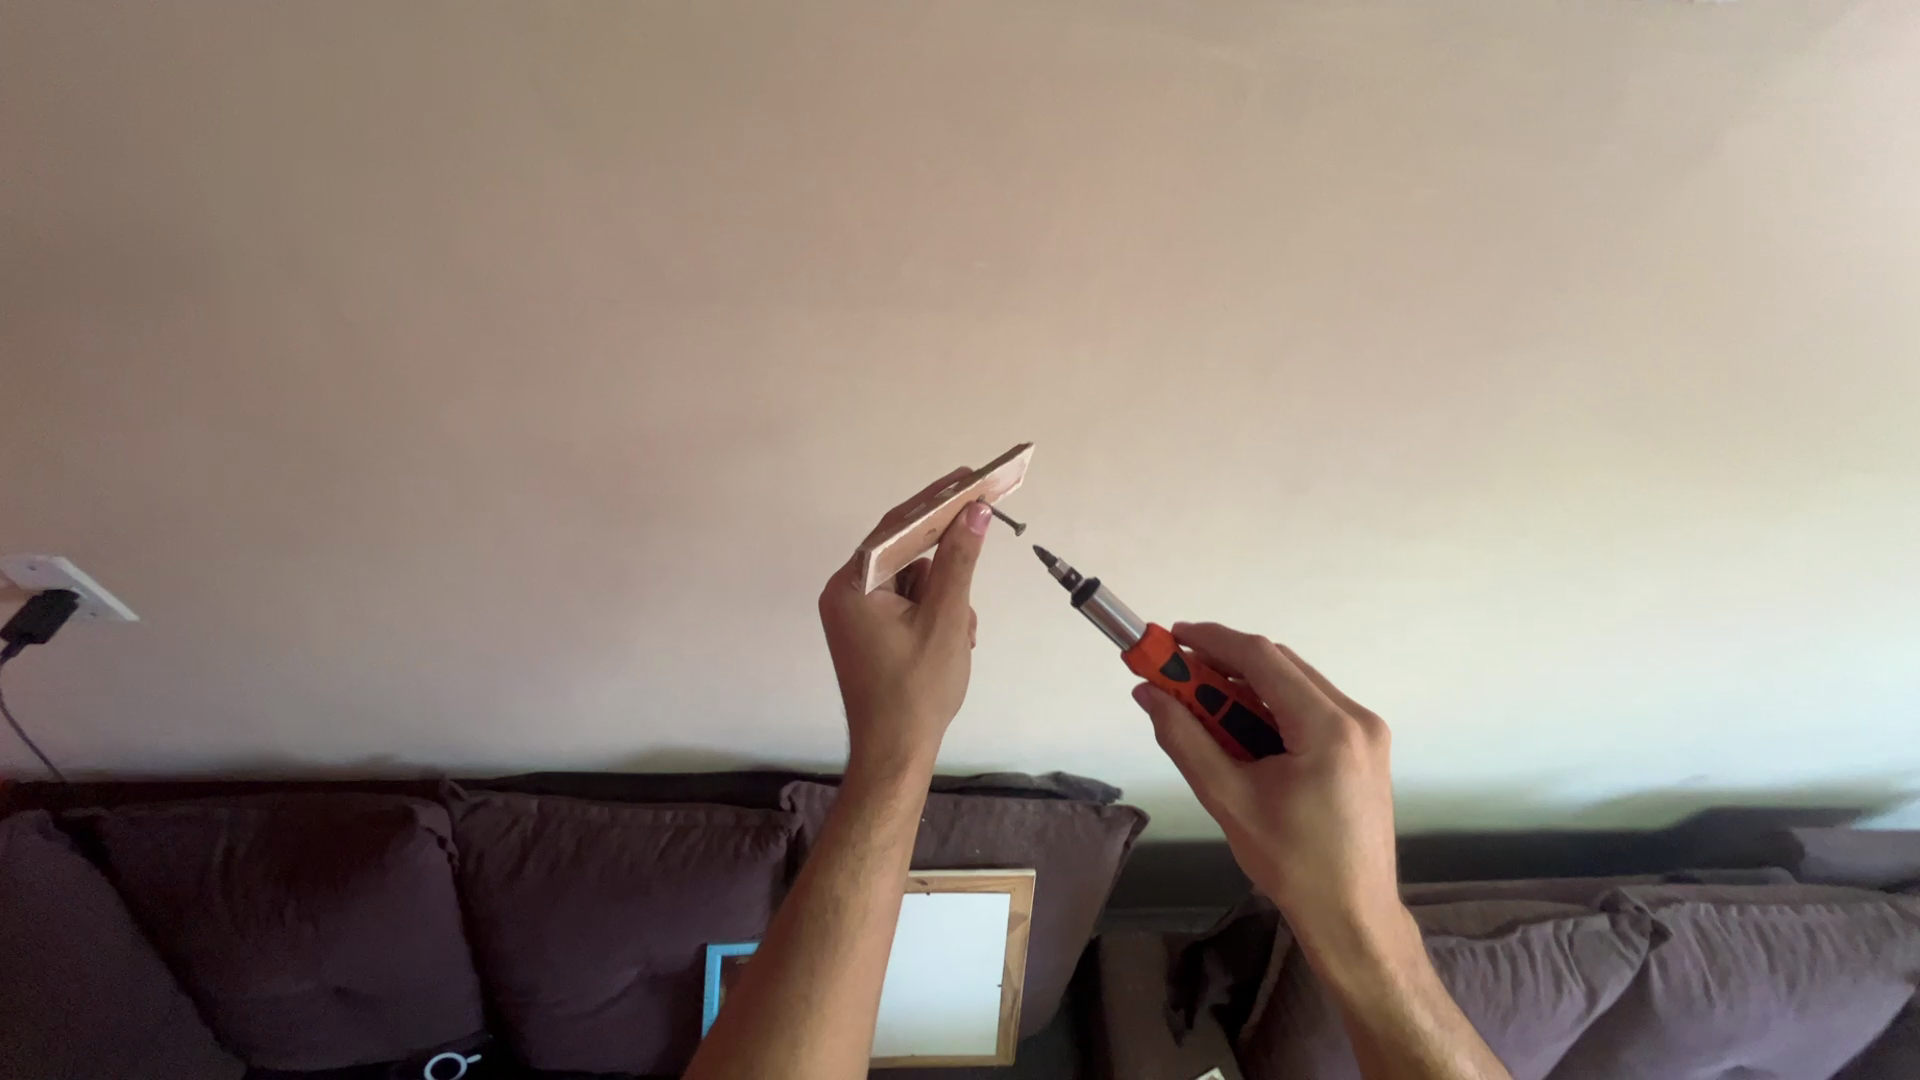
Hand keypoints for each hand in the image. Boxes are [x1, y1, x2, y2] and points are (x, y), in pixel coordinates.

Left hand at [819, 470, 991, 775]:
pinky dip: (935, 614)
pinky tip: (952, 641)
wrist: (895, 754)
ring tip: (961, 634)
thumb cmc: (917, 691)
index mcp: (852, 586)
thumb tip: (975, 510)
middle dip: (946, 569)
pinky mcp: (870, 630)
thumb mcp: (947, 620)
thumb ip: (960, 561)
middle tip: (976, 554)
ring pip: (914, 580)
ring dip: (945, 598)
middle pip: (906, 554)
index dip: (936, 501)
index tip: (969, 477)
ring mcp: (857, 614)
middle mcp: (847, 593)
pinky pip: (908, 603)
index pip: (897, 528)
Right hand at [1132, 623, 1406, 956]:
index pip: (1262, 658)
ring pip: (1293, 681)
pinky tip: (1239, 728)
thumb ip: (1183, 738)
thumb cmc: (1291, 862)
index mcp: (1327, 728)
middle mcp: (1355, 717)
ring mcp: (1365, 731)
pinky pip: (1307, 704)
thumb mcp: (1226, 798)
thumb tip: (1147, 694)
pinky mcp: (1363, 745)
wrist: (1353, 915)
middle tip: (1177, 673)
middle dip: (1224, 661)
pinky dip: (1268, 704)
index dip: (1212, 640)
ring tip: (1201, 704)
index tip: (1171, 636)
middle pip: (1279, 664)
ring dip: (1244, 684)